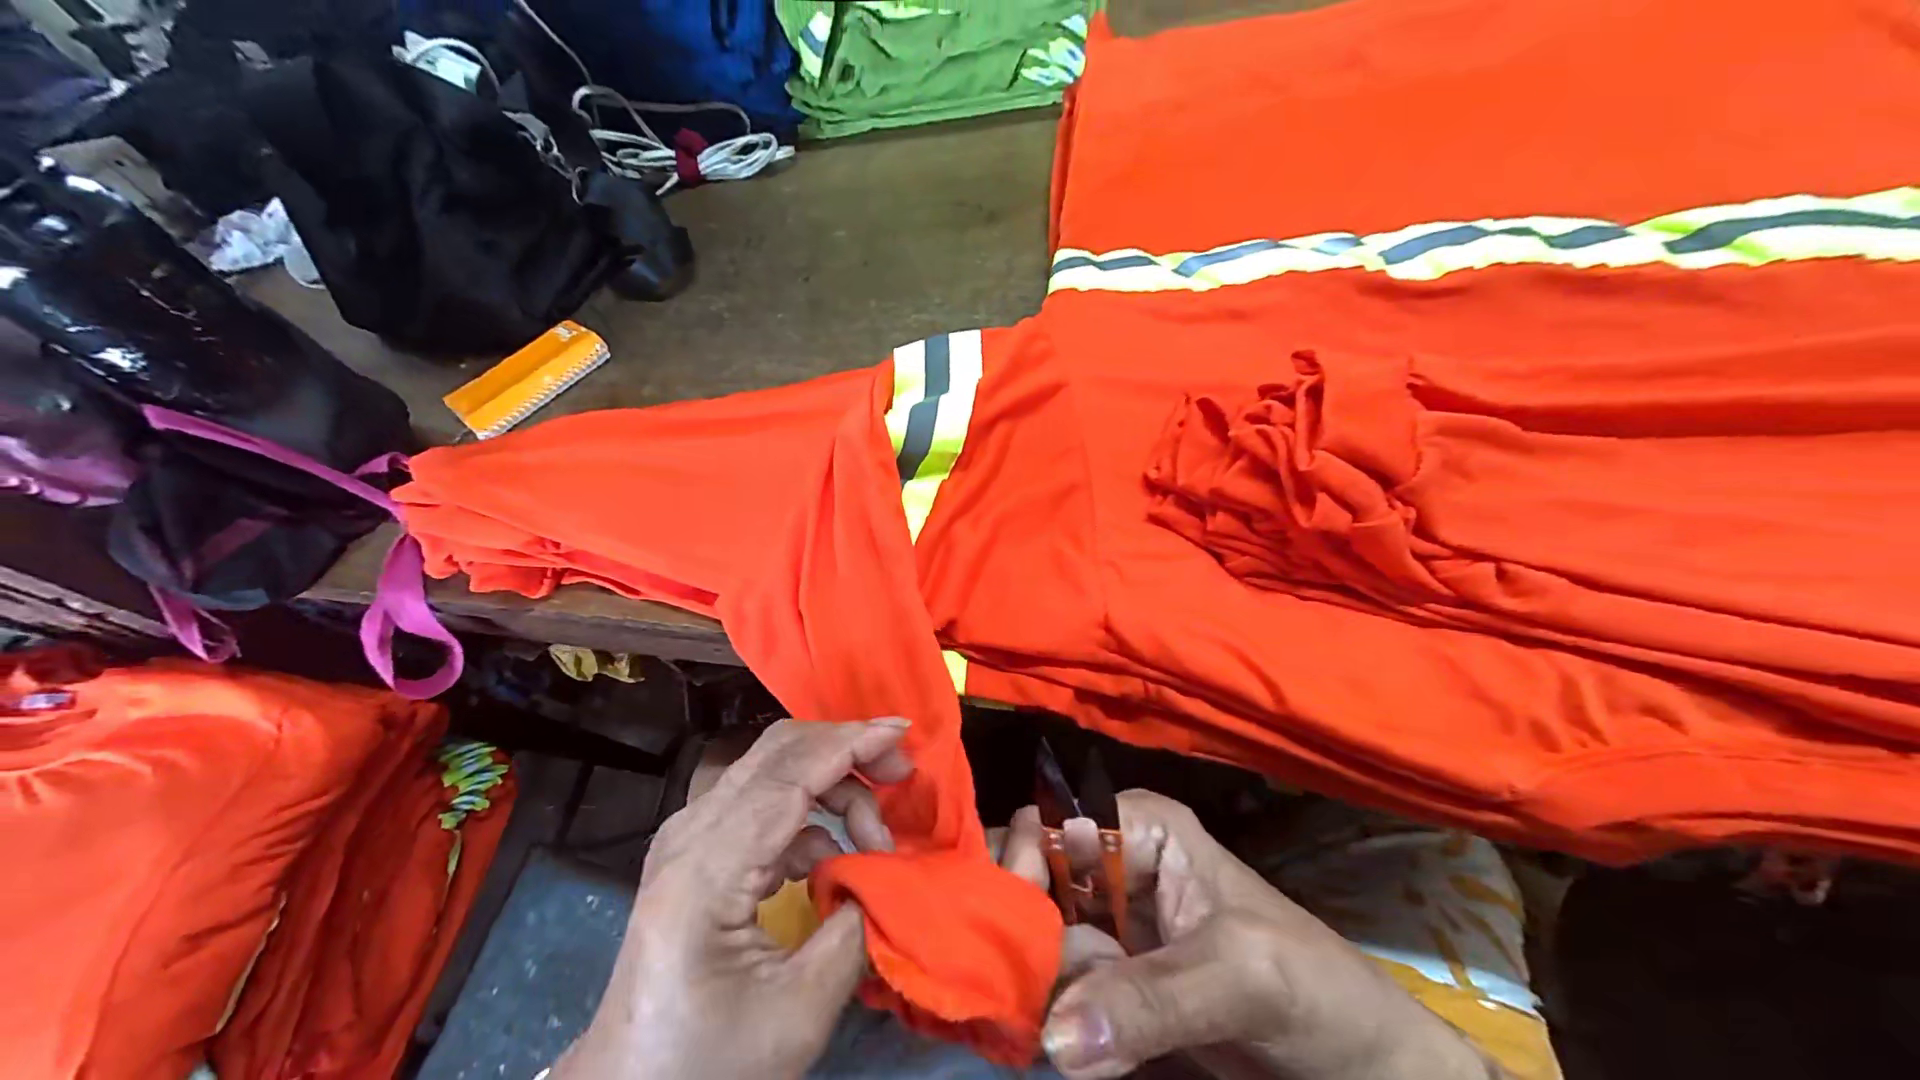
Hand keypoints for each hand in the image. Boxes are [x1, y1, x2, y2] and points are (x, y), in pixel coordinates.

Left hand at [551, 718, 913, 1079]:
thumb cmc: (711, 1062)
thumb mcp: (799, 1010)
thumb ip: (855, 925)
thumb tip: (888, 869)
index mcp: (707, 869)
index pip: (788, 776)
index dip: (851, 745)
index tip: (904, 734)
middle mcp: (690, 833)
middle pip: (778, 753)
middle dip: (847, 749)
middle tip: (901, 774)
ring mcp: (689, 837)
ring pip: (774, 771)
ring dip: (833, 786)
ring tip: (875, 841)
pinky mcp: (698, 850)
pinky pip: (764, 804)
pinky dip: (812, 814)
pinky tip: (834, 861)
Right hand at [999, 790, 1497, 1079]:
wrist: (1359, 1069)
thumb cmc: (1315, 987)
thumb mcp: (1243, 977)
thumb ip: (1153, 999)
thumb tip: (1053, 1035)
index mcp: (1141, 830)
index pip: (1053, 823)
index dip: (1020, 862)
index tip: (1004, 931)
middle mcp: (1112, 868)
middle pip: (1031, 879)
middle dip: (1013, 930)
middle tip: (999, 989)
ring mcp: (1105, 929)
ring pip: (1033, 936)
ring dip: (1019, 980)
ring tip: (1012, 1021)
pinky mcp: (1105, 986)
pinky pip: (1051, 988)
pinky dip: (1035, 1014)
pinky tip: (1028, 1040)